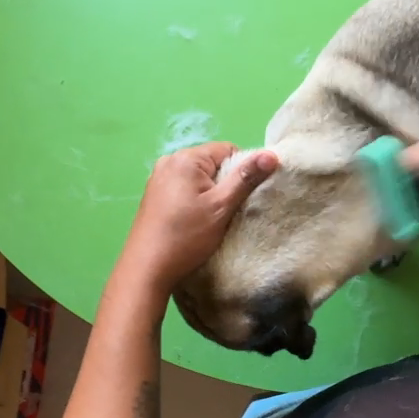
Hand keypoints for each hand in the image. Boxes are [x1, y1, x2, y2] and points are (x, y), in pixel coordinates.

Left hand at [116, 143, 278, 293]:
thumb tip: (271, 155)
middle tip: (226, 210)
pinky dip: (194, 199)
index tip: (240, 197)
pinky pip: (184, 187)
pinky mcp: (154, 195)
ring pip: (198, 177)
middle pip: (212, 162)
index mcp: (186, 158)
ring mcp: (158, 178)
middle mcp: (169, 161)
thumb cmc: (187, 236)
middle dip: (224, 183)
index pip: (228, 150)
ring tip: (211, 218)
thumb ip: (245, 178)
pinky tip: (194, 221)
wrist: (147, 268)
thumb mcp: (221, 206)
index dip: (241, 171)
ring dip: (210, 193)